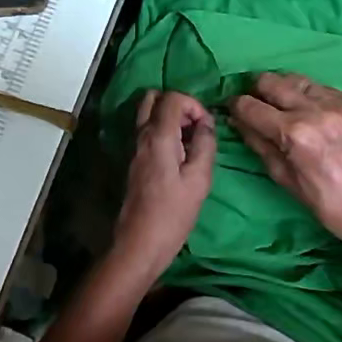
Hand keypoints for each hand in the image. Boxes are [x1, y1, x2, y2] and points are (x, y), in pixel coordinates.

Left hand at [114, 89, 215, 279]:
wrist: (139, 243)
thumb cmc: (173, 214)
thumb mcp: (199, 179)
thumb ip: (205, 145)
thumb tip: (206, 125)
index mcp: (158, 136)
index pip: (173, 97)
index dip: (195, 105)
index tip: (207, 128)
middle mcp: (142, 135)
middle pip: (155, 98)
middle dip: (179, 105)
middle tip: (196, 128)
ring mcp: (135, 147)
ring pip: (148, 113)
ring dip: (170, 118)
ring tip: (190, 142)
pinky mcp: (134, 160)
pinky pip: (147, 131)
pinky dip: (163, 131)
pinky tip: (179, 155)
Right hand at [229, 73, 341, 272]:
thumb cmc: (329, 206)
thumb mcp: (286, 180)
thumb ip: (260, 145)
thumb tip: (239, 123)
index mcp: (295, 133)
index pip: (252, 107)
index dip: (237, 106)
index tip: (232, 107)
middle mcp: (317, 111)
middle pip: (273, 82)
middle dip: (258, 89)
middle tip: (256, 101)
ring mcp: (341, 104)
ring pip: (300, 80)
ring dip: (285, 89)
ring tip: (283, 102)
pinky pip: (326, 90)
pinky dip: (313, 96)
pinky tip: (313, 111)